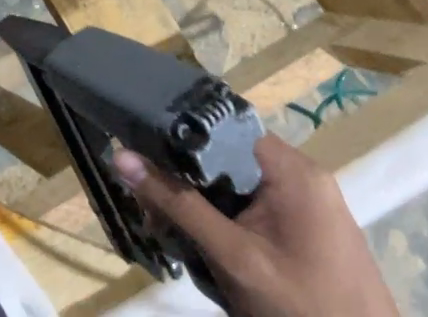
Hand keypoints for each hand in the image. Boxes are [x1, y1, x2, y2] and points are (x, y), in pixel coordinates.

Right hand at [113, 136, 396, 316]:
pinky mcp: (305, 228)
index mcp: (294, 171)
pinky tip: (202, 245)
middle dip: (182, 180)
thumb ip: (178, 204)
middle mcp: (303, 177)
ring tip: (171, 231)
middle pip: (222, 157)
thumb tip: (120, 156)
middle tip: (149, 207)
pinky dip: (220, 219)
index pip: (221, 128)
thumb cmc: (305, 307)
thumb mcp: (234, 256)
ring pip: (232, 184)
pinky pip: (249, 206)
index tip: (141, 154)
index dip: (177, 137)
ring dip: (197, 204)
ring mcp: (307, 204)